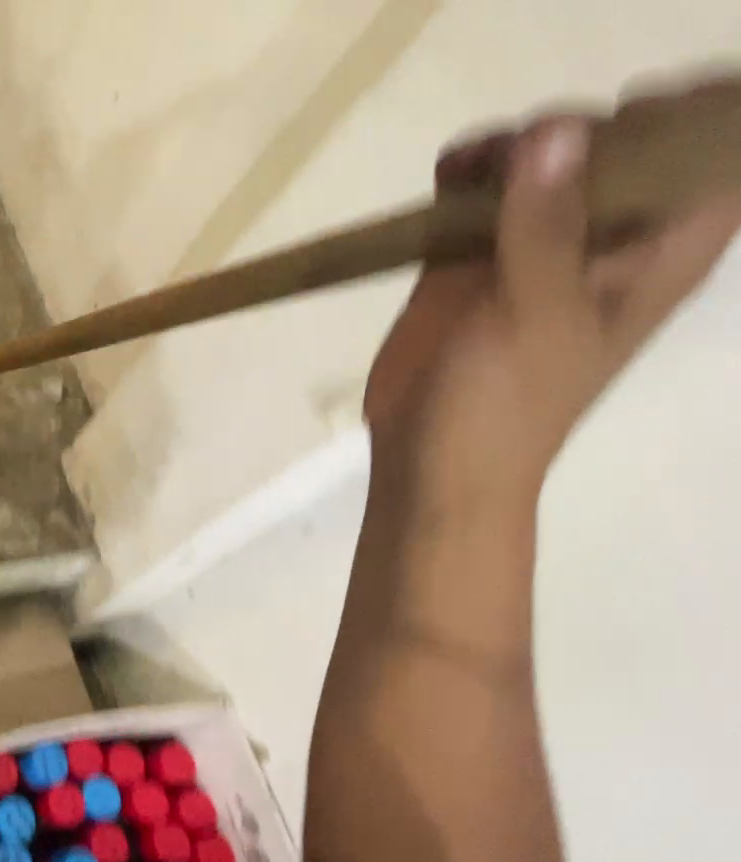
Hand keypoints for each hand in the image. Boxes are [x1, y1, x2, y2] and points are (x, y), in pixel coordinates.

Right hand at [366, 80, 740, 511]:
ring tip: (475, 161)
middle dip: (583, 127)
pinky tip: (446, 172)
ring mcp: (528, 249)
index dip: (686, 117)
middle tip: (532, 153)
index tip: (628, 120)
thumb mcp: (537, 317)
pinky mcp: (463, 264)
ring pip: (540, 164)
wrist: (432, 464)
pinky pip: (471, 198)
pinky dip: (460, 174)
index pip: (711, 149)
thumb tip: (553, 130)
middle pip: (622, 141)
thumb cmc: (506, 405)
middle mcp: (603, 238)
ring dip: (513, 146)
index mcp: (661, 248)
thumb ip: (545, 228)